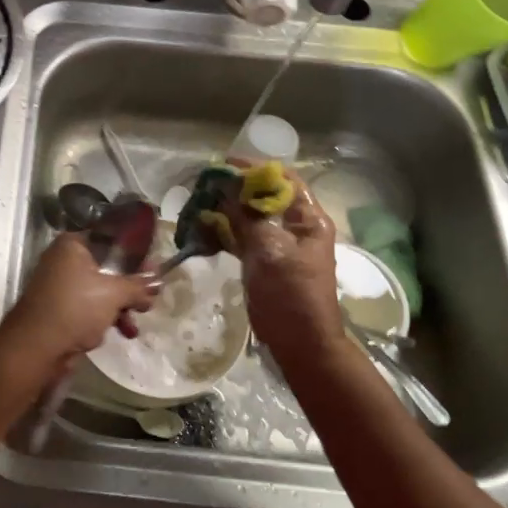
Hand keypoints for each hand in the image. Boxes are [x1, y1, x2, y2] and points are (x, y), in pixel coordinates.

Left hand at [5, 234, 158, 366]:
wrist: (37, 347)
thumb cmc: (76, 307)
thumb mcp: (114, 293)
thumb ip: (138, 285)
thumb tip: (158, 281)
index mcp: (72, 244)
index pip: (110, 241)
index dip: (134, 255)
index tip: (153, 270)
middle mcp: (64, 260)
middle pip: (107, 268)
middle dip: (129, 287)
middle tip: (149, 299)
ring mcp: (61, 286)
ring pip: (100, 291)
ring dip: (120, 307)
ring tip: (135, 323)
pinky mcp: (60, 309)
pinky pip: (89, 307)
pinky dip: (105, 317)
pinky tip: (121, 332)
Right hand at [216, 167, 342, 354]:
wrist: (300, 344)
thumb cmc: (292, 295)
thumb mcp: (270, 251)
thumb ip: (247, 217)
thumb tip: (226, 188)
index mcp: (308, 219)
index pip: (283, 180)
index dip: (256, 168)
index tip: (225, 163)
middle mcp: (295, 227)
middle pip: (264, 196)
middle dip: (236, 188)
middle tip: (205, 184)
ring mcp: (279, 245)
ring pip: (250, 216)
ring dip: (226, 209)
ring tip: (199, 203)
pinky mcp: (264, 261)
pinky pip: (243, 237)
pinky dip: (225, 231)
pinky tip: (203, 227)